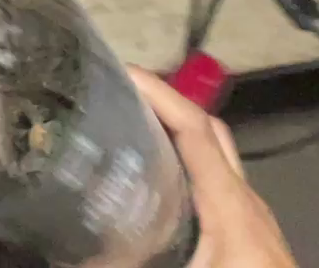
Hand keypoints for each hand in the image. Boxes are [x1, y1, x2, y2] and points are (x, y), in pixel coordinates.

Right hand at [130, 68, 297, 267]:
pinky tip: (153, 177)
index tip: (114, 70)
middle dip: (164, 99)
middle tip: (112, 90)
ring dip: (176, 128)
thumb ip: (119, 262)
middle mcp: (247, 205)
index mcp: (231, 210)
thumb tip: (64, 257)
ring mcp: (254, 223)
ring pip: (217, 155)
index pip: (195, 129)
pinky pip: (216, 179)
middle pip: (210, 130)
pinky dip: (185, 158)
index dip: (157, 92)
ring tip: (125, 123)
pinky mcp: (252, 242)